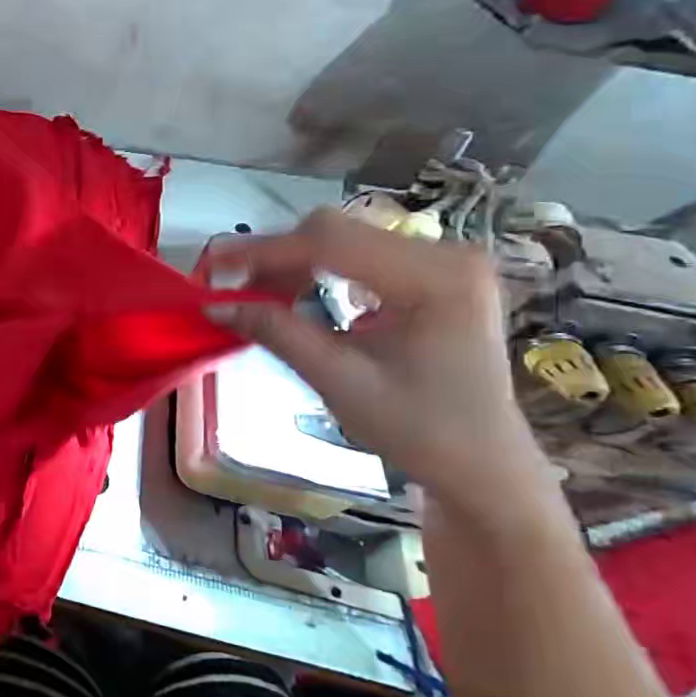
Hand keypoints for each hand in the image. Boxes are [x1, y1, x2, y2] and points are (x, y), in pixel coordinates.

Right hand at [204, 208, 554, 512]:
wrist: (482, 464)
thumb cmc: (420, 431)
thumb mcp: (341, 383)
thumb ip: (279, 334)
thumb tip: (216, 304)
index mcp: (436, 277)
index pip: (331, 242)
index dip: (264, 251)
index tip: (212, 264)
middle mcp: (445, 254)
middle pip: (337, 232)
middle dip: (275, 258)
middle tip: (230, 289)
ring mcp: (441, 261)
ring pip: (344, 241)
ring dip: (293, 266)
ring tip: (257, 299)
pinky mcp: (432, 275)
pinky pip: (360, 258)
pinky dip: (318, 273)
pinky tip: (295, 298)